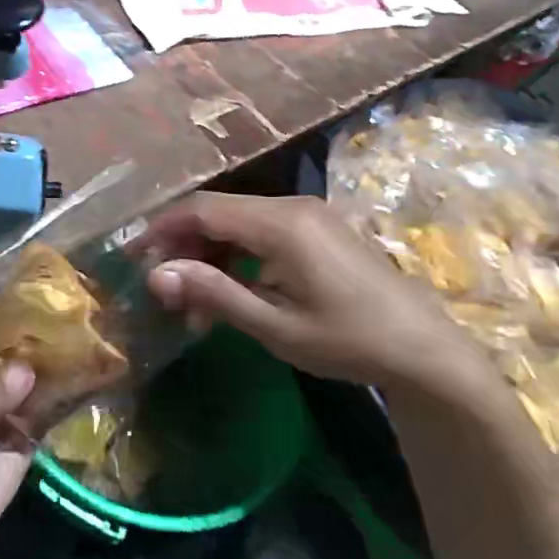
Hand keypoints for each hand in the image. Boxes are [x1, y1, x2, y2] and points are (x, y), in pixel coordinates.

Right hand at [140, 193, 489, 394]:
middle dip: (183, 246)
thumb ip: (214, 294)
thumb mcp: (274, 326)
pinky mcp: (317, 231)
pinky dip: (236, 257)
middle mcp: (291, 207)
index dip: (162, 229)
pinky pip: (261, 232)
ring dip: (208, 256)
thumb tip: (156, 275)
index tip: (133, 256)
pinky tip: (230, 292)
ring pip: (236, 222)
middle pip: (217, 212)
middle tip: (162, 288)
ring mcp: (307, 216)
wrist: (425, 351)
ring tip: (194, 304)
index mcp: (280, 224)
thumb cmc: (348, 341)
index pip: (202, 209)